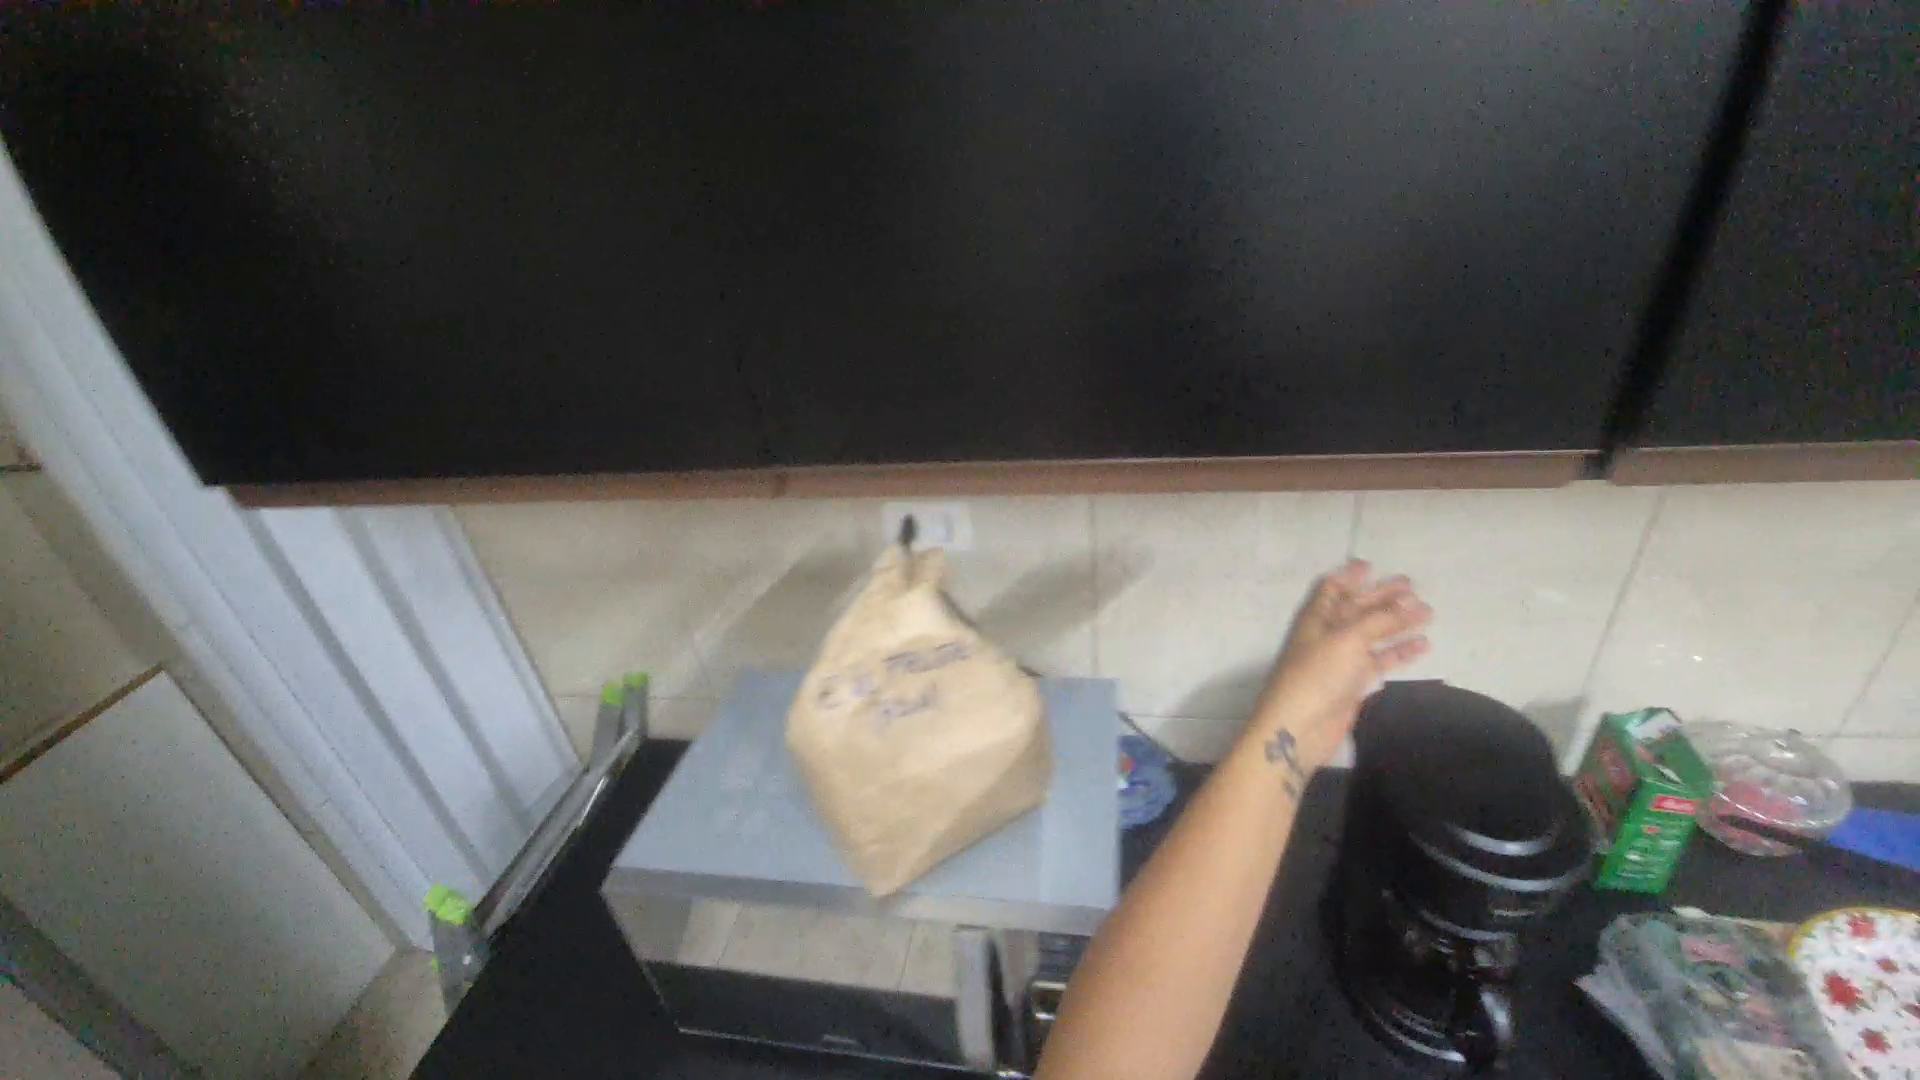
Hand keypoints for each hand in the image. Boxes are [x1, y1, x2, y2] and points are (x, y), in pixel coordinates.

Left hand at [1250, 559, 1430, 776]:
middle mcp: (1326, 635)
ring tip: (1428, 612)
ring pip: (1371, 634)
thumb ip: (1379, 620)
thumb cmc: (1317, 675)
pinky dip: (1399, 651)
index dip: (1348, 576)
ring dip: (1396, 623)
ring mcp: (1340, 660)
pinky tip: (1423, 644)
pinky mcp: (1352, 683)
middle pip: (1356, 609)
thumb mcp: (1348, 639)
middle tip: (1412, 585)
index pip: (1331, 589)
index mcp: (1315, 618)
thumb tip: (1411, 602)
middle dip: (1381, 596)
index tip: (1369, 564)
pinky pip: (1379, 661)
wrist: (1300, 726)